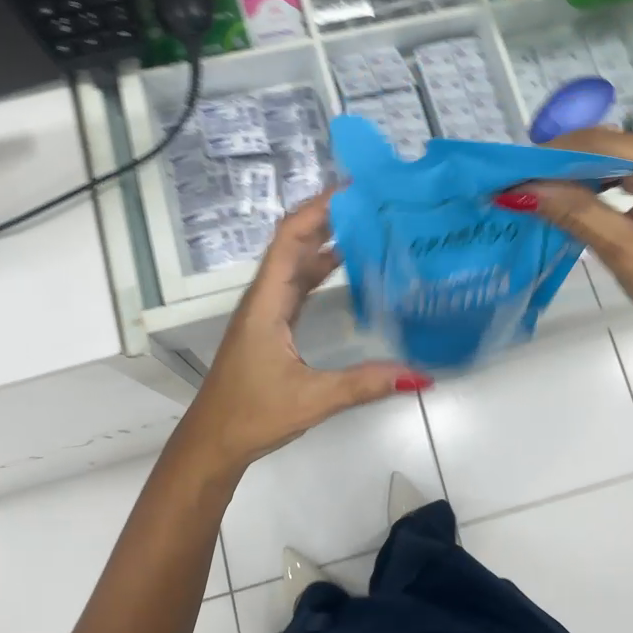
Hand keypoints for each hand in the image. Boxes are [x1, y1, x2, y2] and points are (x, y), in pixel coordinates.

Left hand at [176, 195, 430, 472]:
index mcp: (266, 303)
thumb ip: (365, 385)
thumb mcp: (312, 399)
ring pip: (295, 262)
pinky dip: (320, 268)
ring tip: (366, 221)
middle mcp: (264, 298)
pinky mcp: (271, 326)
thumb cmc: (252, 415)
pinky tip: (346, 265)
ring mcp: (266, 312)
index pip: (289, 239)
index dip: (318, 208)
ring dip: (324, 239)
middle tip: (372, 199)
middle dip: (328, 216)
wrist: (212, 443)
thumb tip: (420, 376)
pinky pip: (298, 284)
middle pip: (293, 243)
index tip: (353, 189)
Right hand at [499, 129, 632, 363]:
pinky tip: (564, 195)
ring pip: (609, 150)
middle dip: (558, 166)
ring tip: (530, 194)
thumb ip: (577, 214)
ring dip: (570, 172)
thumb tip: (519, 187)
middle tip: (512, 190)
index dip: (551, 160)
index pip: (605, 146)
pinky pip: (622, 161)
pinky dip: (592, 177)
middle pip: (606, 144)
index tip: (505, 178)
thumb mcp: (629, 256)